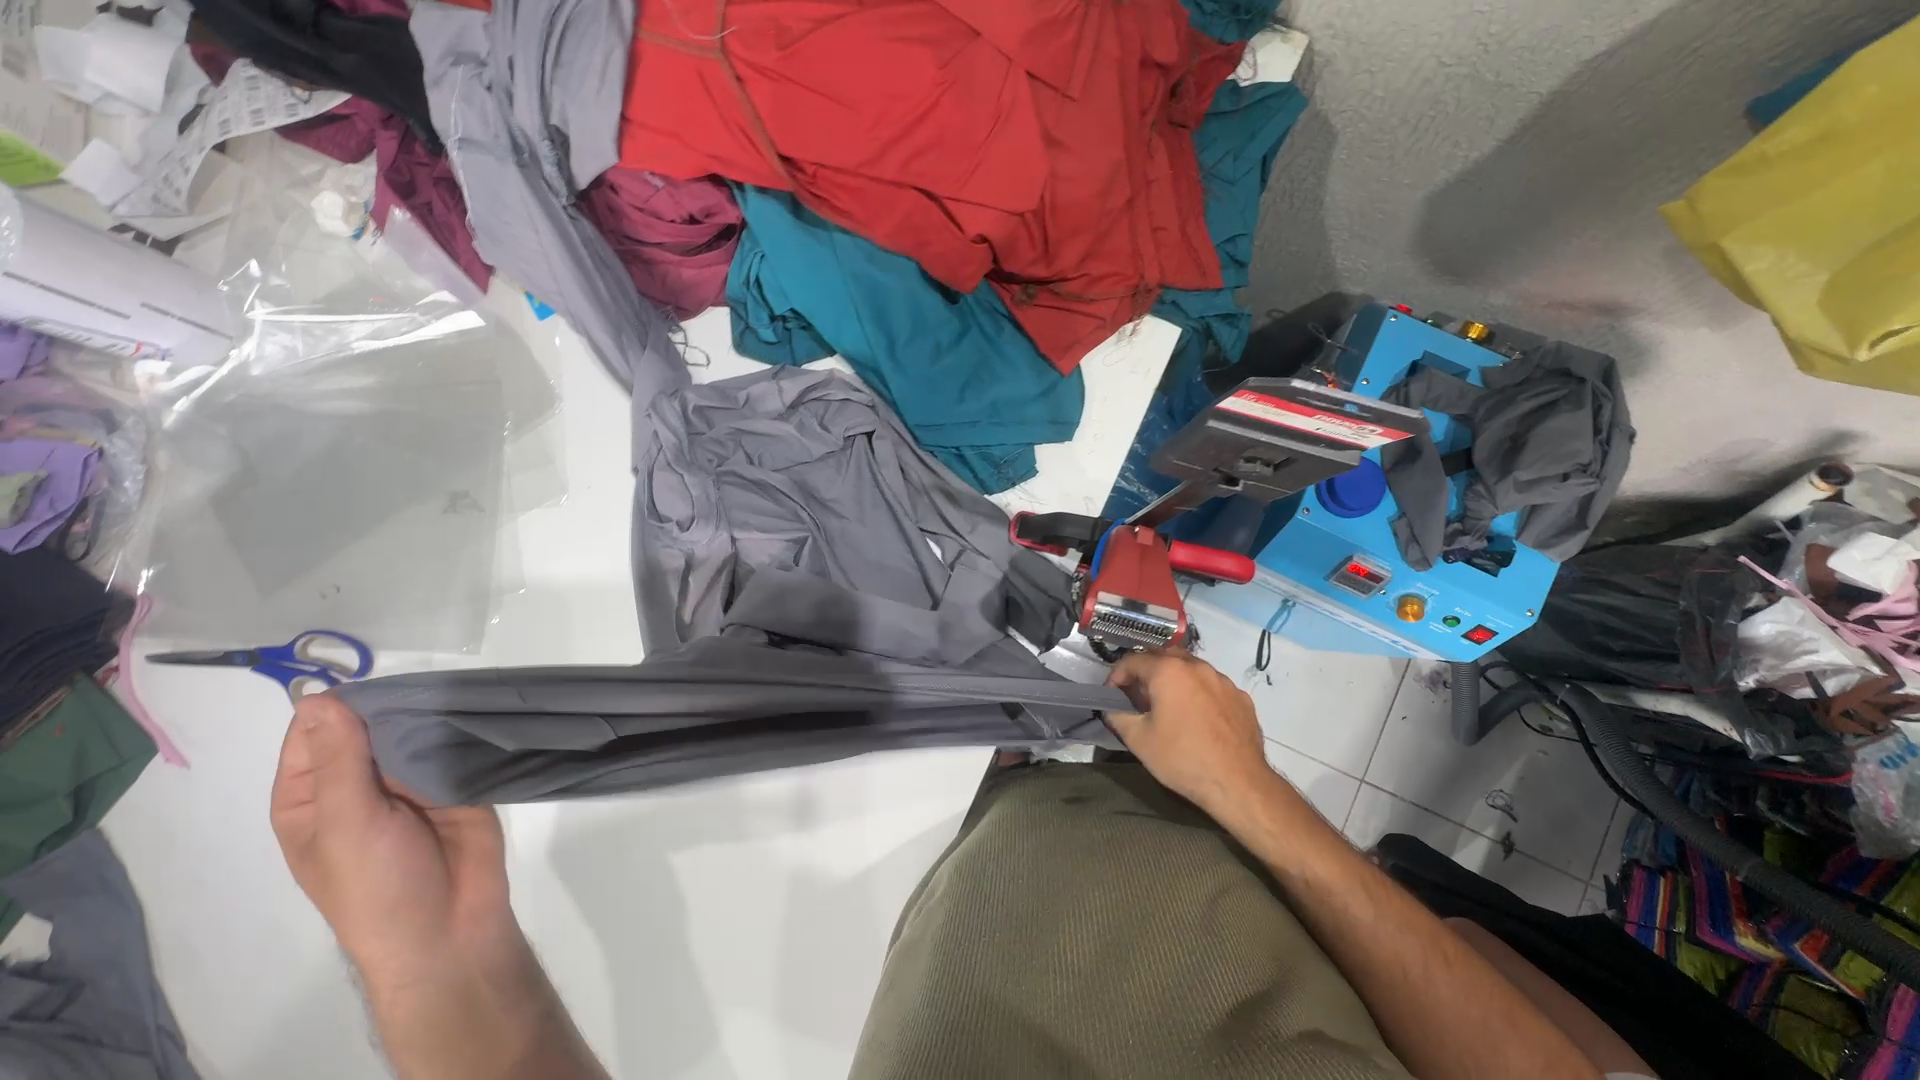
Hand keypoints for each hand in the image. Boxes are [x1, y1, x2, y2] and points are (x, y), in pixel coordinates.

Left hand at [270, 694, 514, 985]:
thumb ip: (340, 759)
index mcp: (312, 797)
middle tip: (420, 687)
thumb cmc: (378, 886)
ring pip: (411, 729)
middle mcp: (357, 784)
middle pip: (367, 725)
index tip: (370, 687)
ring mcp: (409, 782)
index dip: (336, 708)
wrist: (450, 928)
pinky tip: (474, 708)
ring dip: (428, 712)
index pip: (314, 734)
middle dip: (389, 705)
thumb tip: (319, 697)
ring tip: (451, 694)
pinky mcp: (455, 781)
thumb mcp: (346, 824)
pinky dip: (460, 726)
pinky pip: (452, 743)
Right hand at [1105, 647, 1290, 822]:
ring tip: (1167, 706)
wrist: (1238, 783)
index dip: (1115, 676)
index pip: (1132, 660)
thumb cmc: (1182, 759)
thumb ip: (1117, 717)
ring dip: (1173, 679)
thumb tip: (1111, 709)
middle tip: (1137, 697)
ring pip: (1190, 669)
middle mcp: (1197, 667)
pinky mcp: (1241, 697)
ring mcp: (1223, 681)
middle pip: (1163, 656)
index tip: (1111, 696)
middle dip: (1145, 672)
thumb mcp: (1138, 740)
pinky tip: (1196, 718)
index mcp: (1168, 671)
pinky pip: (1212, 686)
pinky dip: (1197, 693)